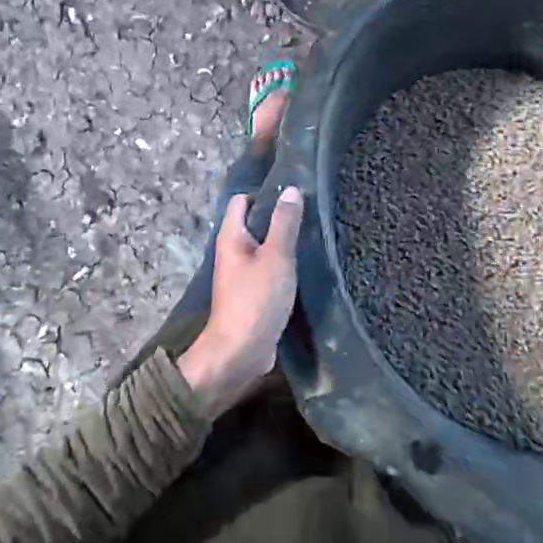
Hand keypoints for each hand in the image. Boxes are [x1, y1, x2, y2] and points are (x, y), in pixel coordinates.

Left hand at [179, 186, 303, 417]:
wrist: (240, 352)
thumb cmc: (256, 299)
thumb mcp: (276, 257)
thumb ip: (284, 224)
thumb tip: (291, 190)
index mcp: (231, 236)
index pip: (242, 201)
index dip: (264, 193)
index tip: (293, 192)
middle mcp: (232, 250)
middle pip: (253, 222)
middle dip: (277, 216)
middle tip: (310, 212)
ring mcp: (240, 273)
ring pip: (262, 246)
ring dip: (282, 241)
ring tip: (312, 235)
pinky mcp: (252, 293)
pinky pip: (267, 268)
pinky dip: (282, 263)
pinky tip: (304, 265)